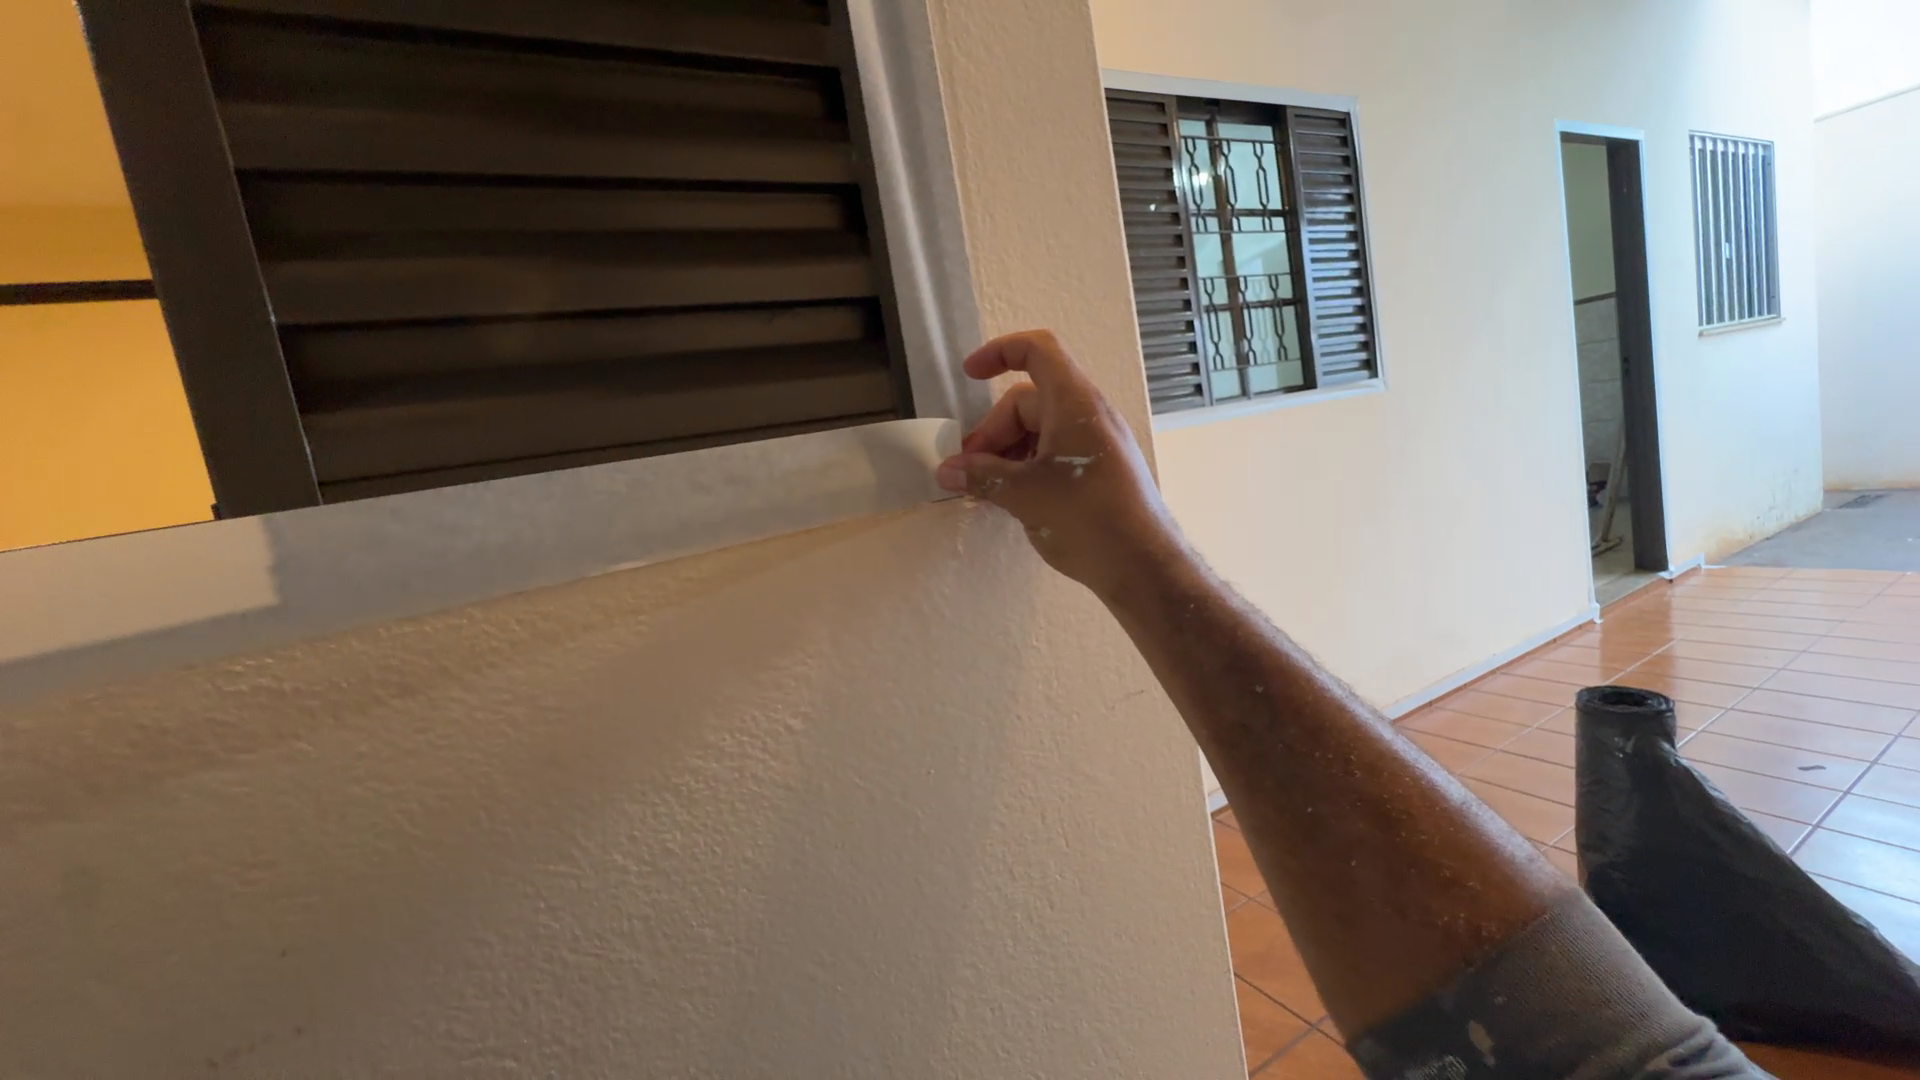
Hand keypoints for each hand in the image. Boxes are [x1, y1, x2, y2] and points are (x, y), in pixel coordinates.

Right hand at [936, 330, 1186, 596]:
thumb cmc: (1087, 519)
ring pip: (1039, 432)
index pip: (1037, 351)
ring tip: (988, 491)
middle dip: (993, 432)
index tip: (970, 375)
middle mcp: (1088, 415)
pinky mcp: (1099, 471)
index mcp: (1074, 403)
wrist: (1143, 566)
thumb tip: (947, 471)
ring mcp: (1096, 444)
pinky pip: (1055, 454)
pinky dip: (1028, 468)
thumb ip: (982, 477)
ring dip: (1007, 454)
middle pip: (1028, 401)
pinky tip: (1012, 500)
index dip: (1000, 352)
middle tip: (971, 471)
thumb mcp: (1025, 496)